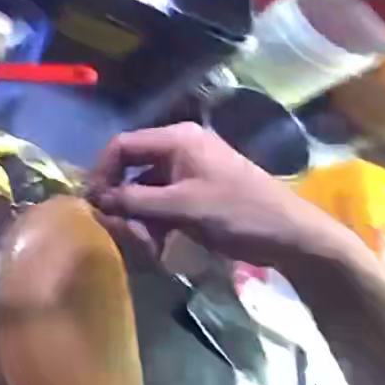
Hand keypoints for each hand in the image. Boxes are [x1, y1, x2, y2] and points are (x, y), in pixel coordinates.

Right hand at [89, 123, 361, 272]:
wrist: (291, 234)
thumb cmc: (237, 213)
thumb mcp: (181, 208)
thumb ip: (135, 201)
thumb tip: (97, 200)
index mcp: (177, 139)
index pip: (122, 146)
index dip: (102, 173)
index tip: (93, 205)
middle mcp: (181, 146)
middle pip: (133, 168)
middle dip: (123, 202)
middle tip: (123, 232)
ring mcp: (192, 167)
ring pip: (147, 188)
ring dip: (140, 216)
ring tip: (148, 246)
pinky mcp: (200, 188)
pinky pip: (165, 200)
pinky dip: (158, 220)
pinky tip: (162, 245)